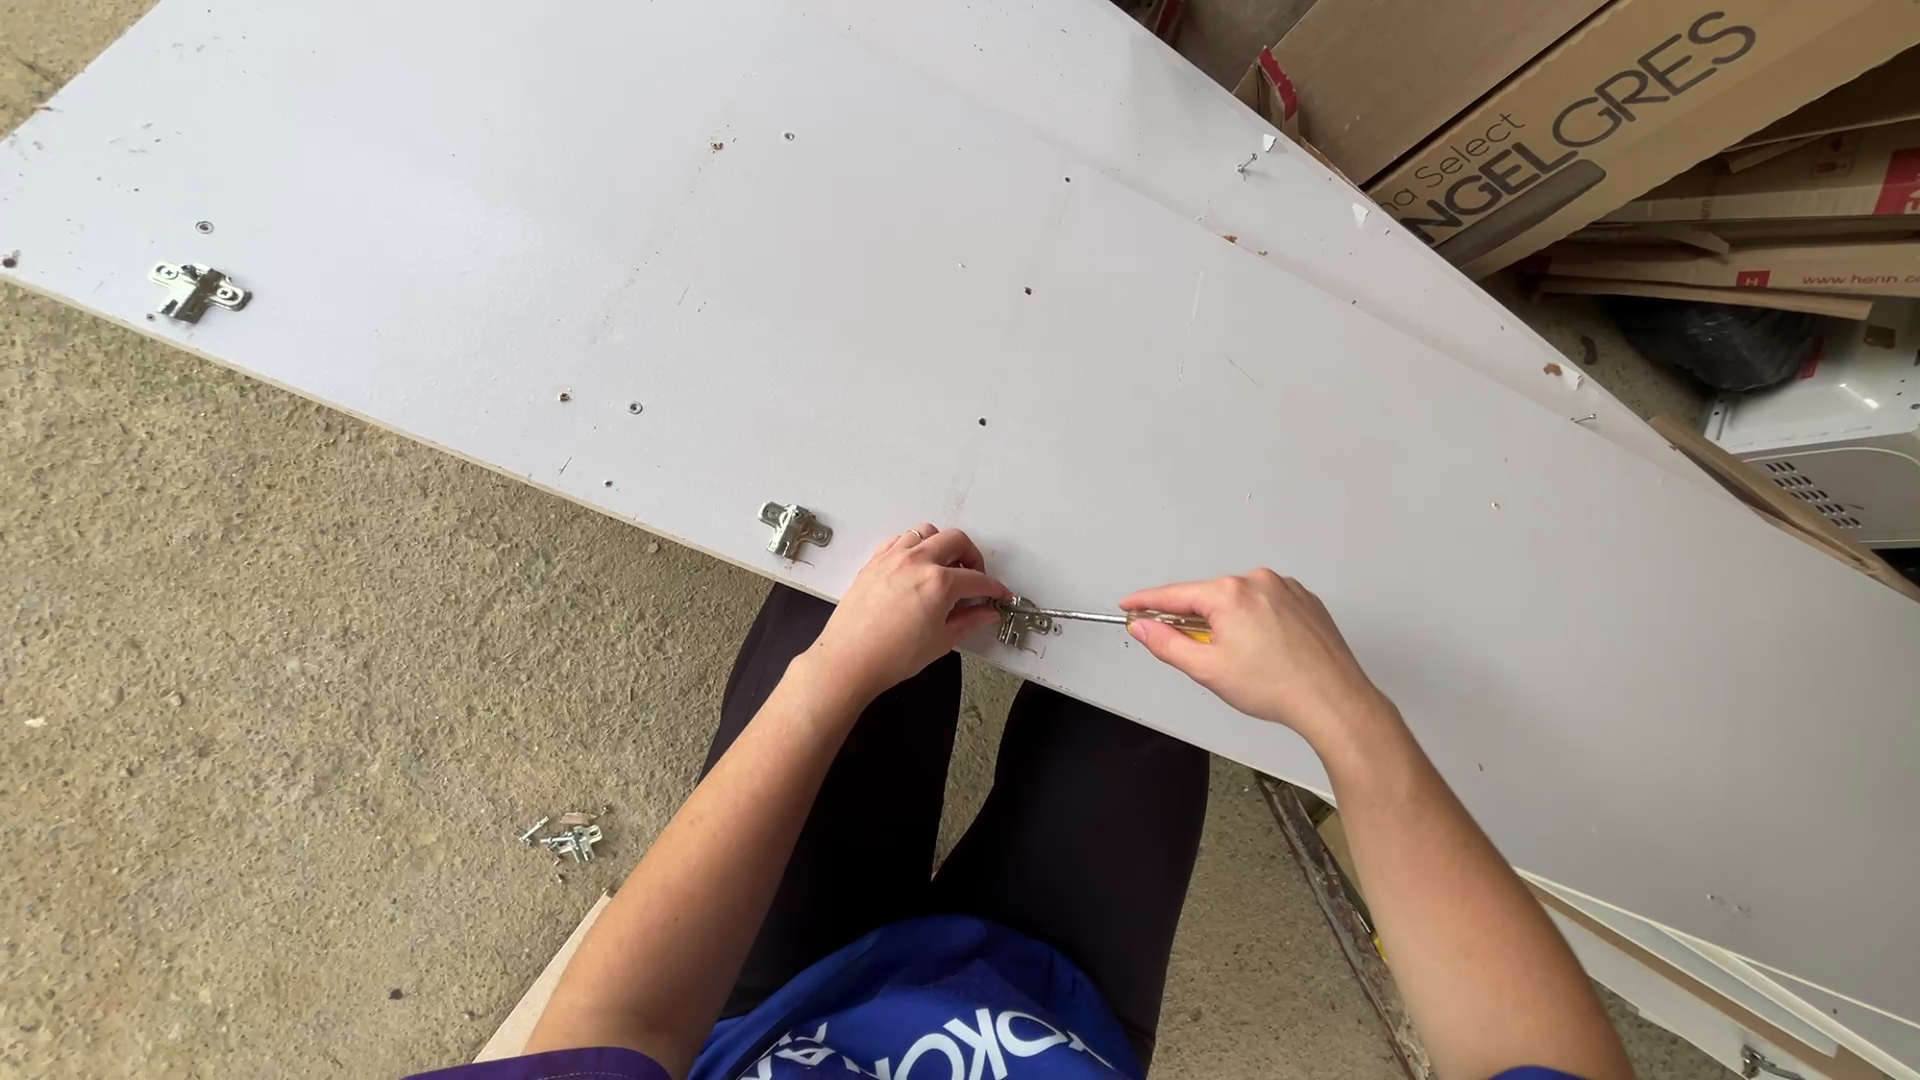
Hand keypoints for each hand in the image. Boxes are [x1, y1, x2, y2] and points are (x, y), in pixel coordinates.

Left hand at [806, 524, 1009, 703]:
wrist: (850, 661)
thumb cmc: (891, 656)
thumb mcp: (940, 641)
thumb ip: (968, 621)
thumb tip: (986, 612)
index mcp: (939, 582)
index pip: (977, 579)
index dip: (993, 588)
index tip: (998, 594)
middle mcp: (917, 562)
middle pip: (956, 541)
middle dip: (972, 556)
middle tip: (974, 577)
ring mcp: (893, 558)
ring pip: (927, 532)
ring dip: (942, 544)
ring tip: (945, 566)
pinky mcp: (874, 562)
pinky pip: (899, 540)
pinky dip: (913, 545)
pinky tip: (916, 564)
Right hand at [1121, 570, 1391, 743]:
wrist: (1333, 700)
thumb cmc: (1278, 687)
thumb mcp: (1207, 669)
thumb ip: (1167, 643)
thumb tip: (1144, 627)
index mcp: (1229, 594)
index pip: (1173, 594)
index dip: (1146, 602)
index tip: (1131, 606)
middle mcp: (1257, 581)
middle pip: (1207, 597)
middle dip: (1196, 622)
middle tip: (1202, 655)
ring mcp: (1284, 588)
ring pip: (1236, 600)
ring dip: (1228, 622)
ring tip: (1244, 659)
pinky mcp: (1304, 599)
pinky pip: (1264, 603)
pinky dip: (1255, 621)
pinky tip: (1264, 650)